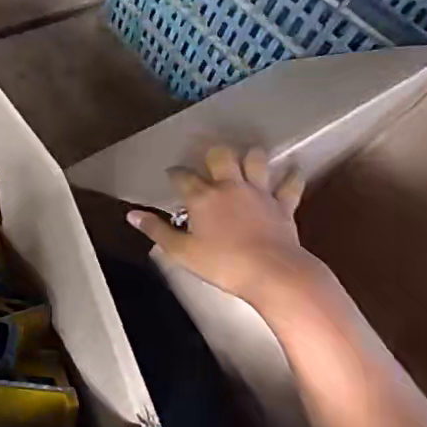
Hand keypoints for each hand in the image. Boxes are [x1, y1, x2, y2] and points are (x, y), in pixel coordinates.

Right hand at [125, 146, 313, 302]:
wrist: (274, 274)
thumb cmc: (223, 264)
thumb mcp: (181, 251)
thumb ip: (156, 230)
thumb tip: (132, 215)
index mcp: (202, 197)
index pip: (182, 176)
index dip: (174, 173)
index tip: (171, 175)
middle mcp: (229, 187)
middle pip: (221, 156)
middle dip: (213, 153)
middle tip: (209, 156)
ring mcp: (259, 194)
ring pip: (256, 161)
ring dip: (251, 155)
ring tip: (247, 153)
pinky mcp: (283, 205)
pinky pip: (290, 185)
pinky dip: (292, 176)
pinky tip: (294, 169)